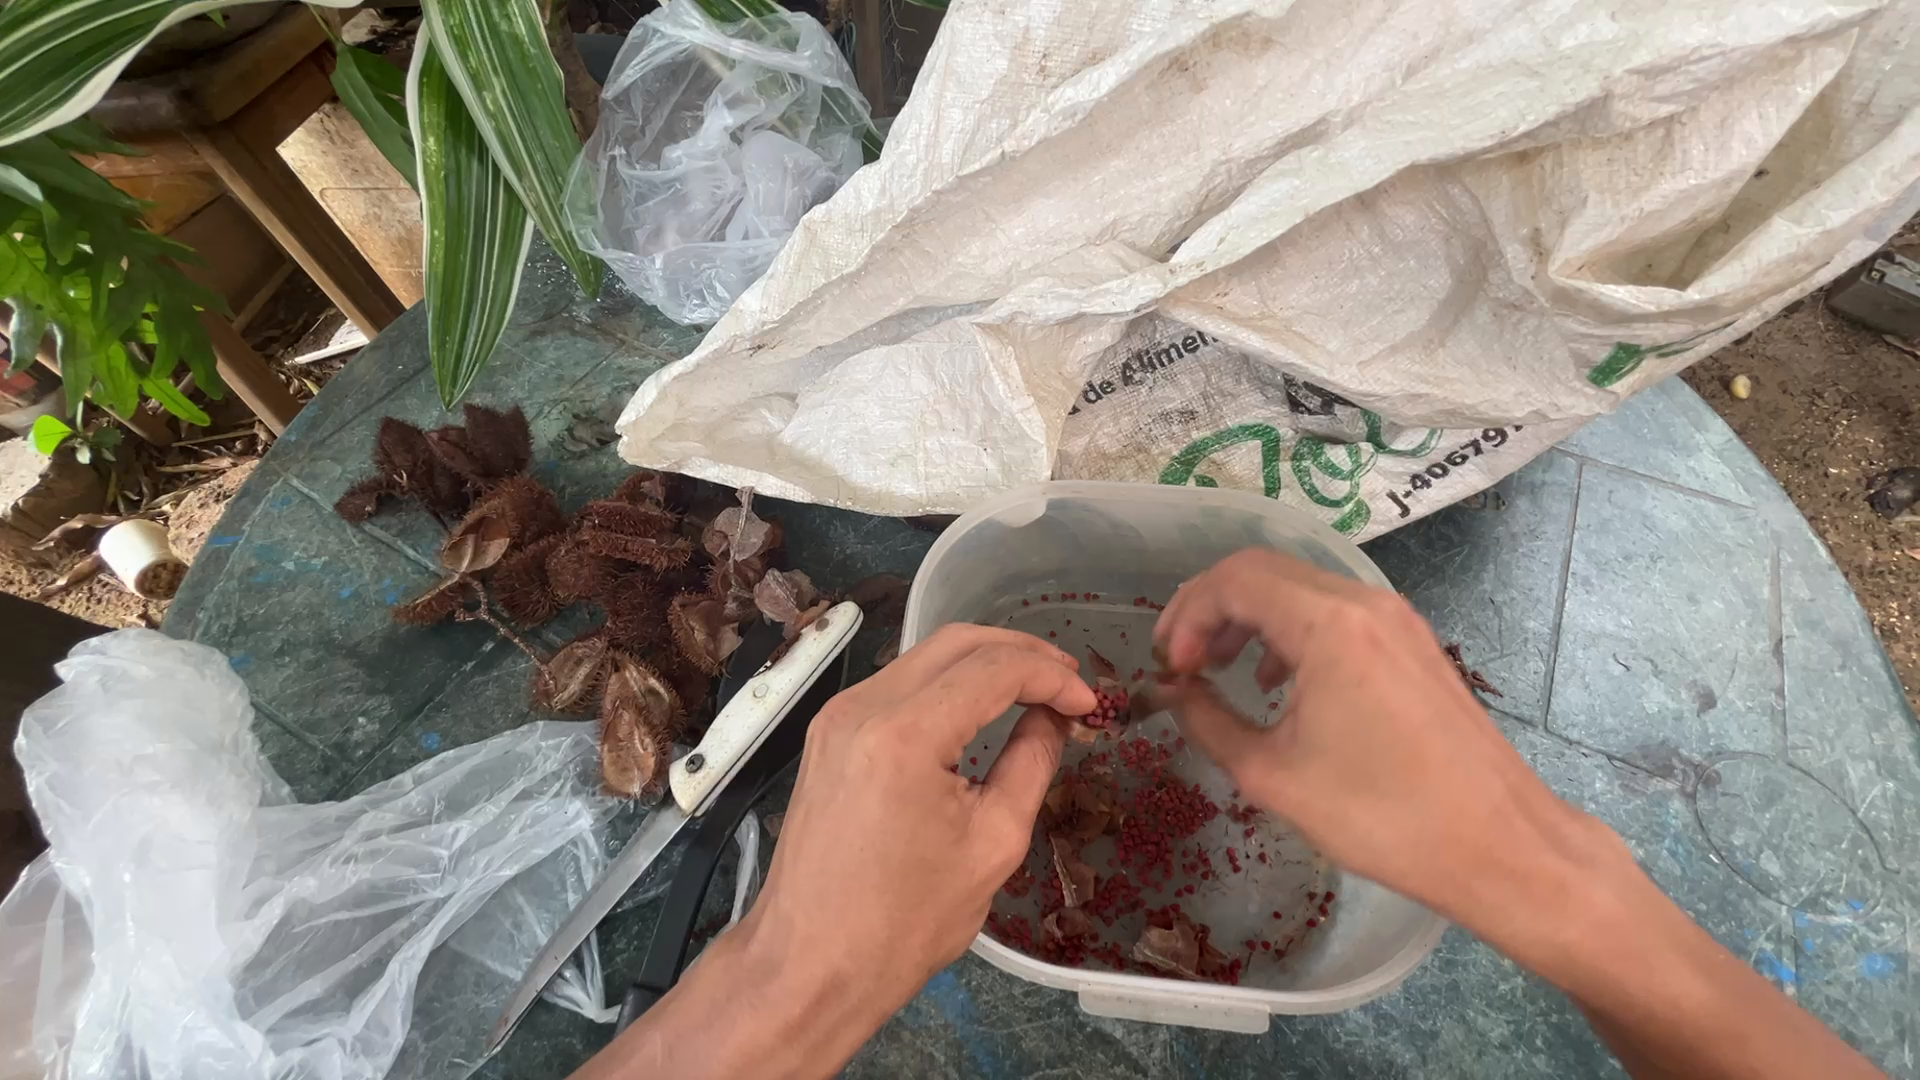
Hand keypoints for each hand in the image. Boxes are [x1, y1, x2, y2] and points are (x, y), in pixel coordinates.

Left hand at [578, 626, 1094, 1079]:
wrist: (808, 965)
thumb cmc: (906, 922)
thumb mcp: (993, 842)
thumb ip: (1031, 762)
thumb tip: (1055, 717)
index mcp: (905, 734)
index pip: (993, 669)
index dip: (1050, 676)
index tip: (1089, 701)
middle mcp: (865, 704)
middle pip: (956, 642)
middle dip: (1020, 652)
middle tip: (1067, 680)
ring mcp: (839, 712)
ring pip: (926, 655)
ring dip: (984, 661)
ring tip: (1034, 687)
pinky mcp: (830, 729)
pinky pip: (900, 682)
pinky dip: (947, 682)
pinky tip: (979, 702)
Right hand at [1149, 549, 1883, 1079]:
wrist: (1504, 849)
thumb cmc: (1381, 815)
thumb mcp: (1270, 774)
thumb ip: (1205, 720)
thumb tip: (1172, 693)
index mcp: (1328, 624)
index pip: (1231, 582)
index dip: (1186, 617)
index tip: (1172, 669)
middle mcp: (1361, 601)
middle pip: (1258, 570)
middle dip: (1206, 608)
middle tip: (1179, 658)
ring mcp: (1391, 616)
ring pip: (1293, 584)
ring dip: (1243, 615)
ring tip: (1215, 666)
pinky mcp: (1407, 639)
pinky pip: (1327, 608)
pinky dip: (1283, 627)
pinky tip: (1273, 678)